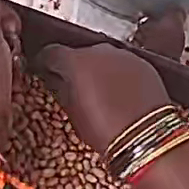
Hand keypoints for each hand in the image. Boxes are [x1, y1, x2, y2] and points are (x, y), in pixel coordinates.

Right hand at [37, 42, 170, 153]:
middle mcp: (100, 51)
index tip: (41, 71)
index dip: (44, 62)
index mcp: (76, 61)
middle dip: (72, 66)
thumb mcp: (72, 113)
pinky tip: (116, 91)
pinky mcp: (144, 64)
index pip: (51, 53)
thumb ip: (60, 89)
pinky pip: (122, 64)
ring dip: (96, 68)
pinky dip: (116, 73)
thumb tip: (54, 80)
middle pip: (78, 52)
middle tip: (69, 84)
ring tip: (95, 89)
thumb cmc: (104, 129)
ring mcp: (124, 55)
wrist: (147, 137)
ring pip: (102, 57)